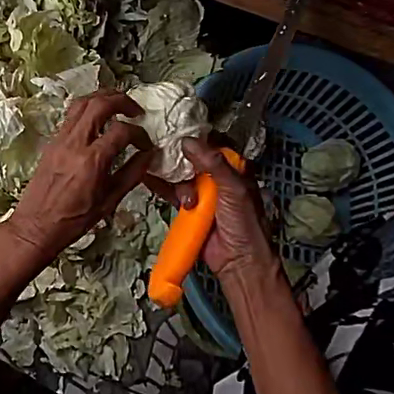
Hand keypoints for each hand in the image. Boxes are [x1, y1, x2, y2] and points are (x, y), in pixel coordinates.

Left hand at [0, 92, 154, 268]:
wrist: (36, 226)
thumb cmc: (73, 220)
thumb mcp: (109, 201)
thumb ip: (132, 174)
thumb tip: (148, 155)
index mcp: (92, 161)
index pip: (122, 131)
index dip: (140, 134)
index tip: (145, 143)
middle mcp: (74, 144)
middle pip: (99, 104)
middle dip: (122, 100)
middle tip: (135, 110)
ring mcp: (60, 140)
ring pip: (81, 103)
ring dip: (102, 98)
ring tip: (117, 105)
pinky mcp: (52, 142)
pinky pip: (70, 115)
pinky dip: (87, 109)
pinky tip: (97, 119)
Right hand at [148, 139, 280, 290]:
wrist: (239, 261)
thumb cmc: (244, 222)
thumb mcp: (233, 189)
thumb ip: (213, 164)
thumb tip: (187, 141)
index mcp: (233, 169)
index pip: (212, 146)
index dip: (195, 138)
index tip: (175, 131)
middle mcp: (217, 178)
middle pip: (192, 159)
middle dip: (181, 161)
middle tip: (170, 162)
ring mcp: (202, 194)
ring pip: (181, 176)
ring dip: (176, 181)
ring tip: (187, 201)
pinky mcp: (189, 209)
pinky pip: (172, 192)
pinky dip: (162, 186)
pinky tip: (149, 179)